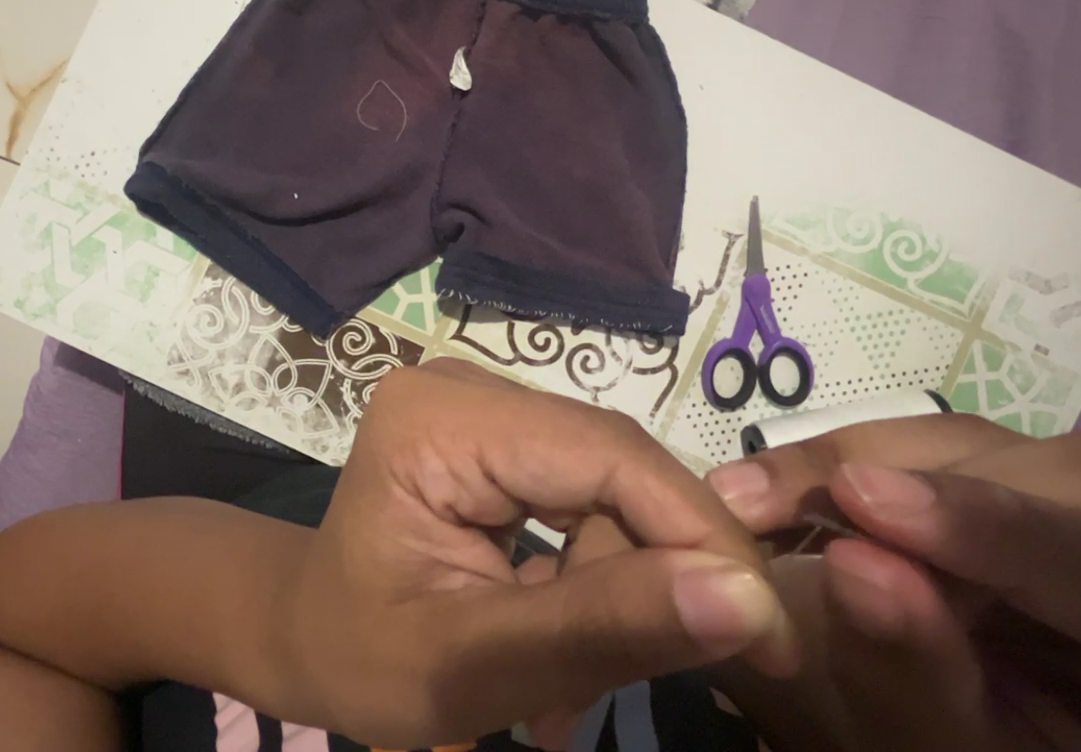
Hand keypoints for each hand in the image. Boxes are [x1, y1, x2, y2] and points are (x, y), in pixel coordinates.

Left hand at [273, 359, 799, 747]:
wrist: (310, 631)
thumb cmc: (360, 654)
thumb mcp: (471, 666)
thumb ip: (599, 630)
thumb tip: (746, 599)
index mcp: (439, 421)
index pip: (604, 455)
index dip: (698, 536)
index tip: (770, 634)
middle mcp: (469, 388)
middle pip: (615, 469)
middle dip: (652, 578)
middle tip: (646, 682)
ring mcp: (488, 405)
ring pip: (613, 489)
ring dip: (617, 592)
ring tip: (565, 691)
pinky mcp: (505, 436)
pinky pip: (589, 497)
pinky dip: (595, 576)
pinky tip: (561, 644)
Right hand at [702, 419, 1080, 750]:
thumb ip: (924, 690)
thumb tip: (849, 562)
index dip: (1000, 533)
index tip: (856, 501)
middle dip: (924, 473)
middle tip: (777, 496)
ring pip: (1023, 450)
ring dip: (880, 457)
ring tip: (762, 495)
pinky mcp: (1053, 514)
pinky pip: (966, 465)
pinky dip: (871, 470)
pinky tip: (799, 495)